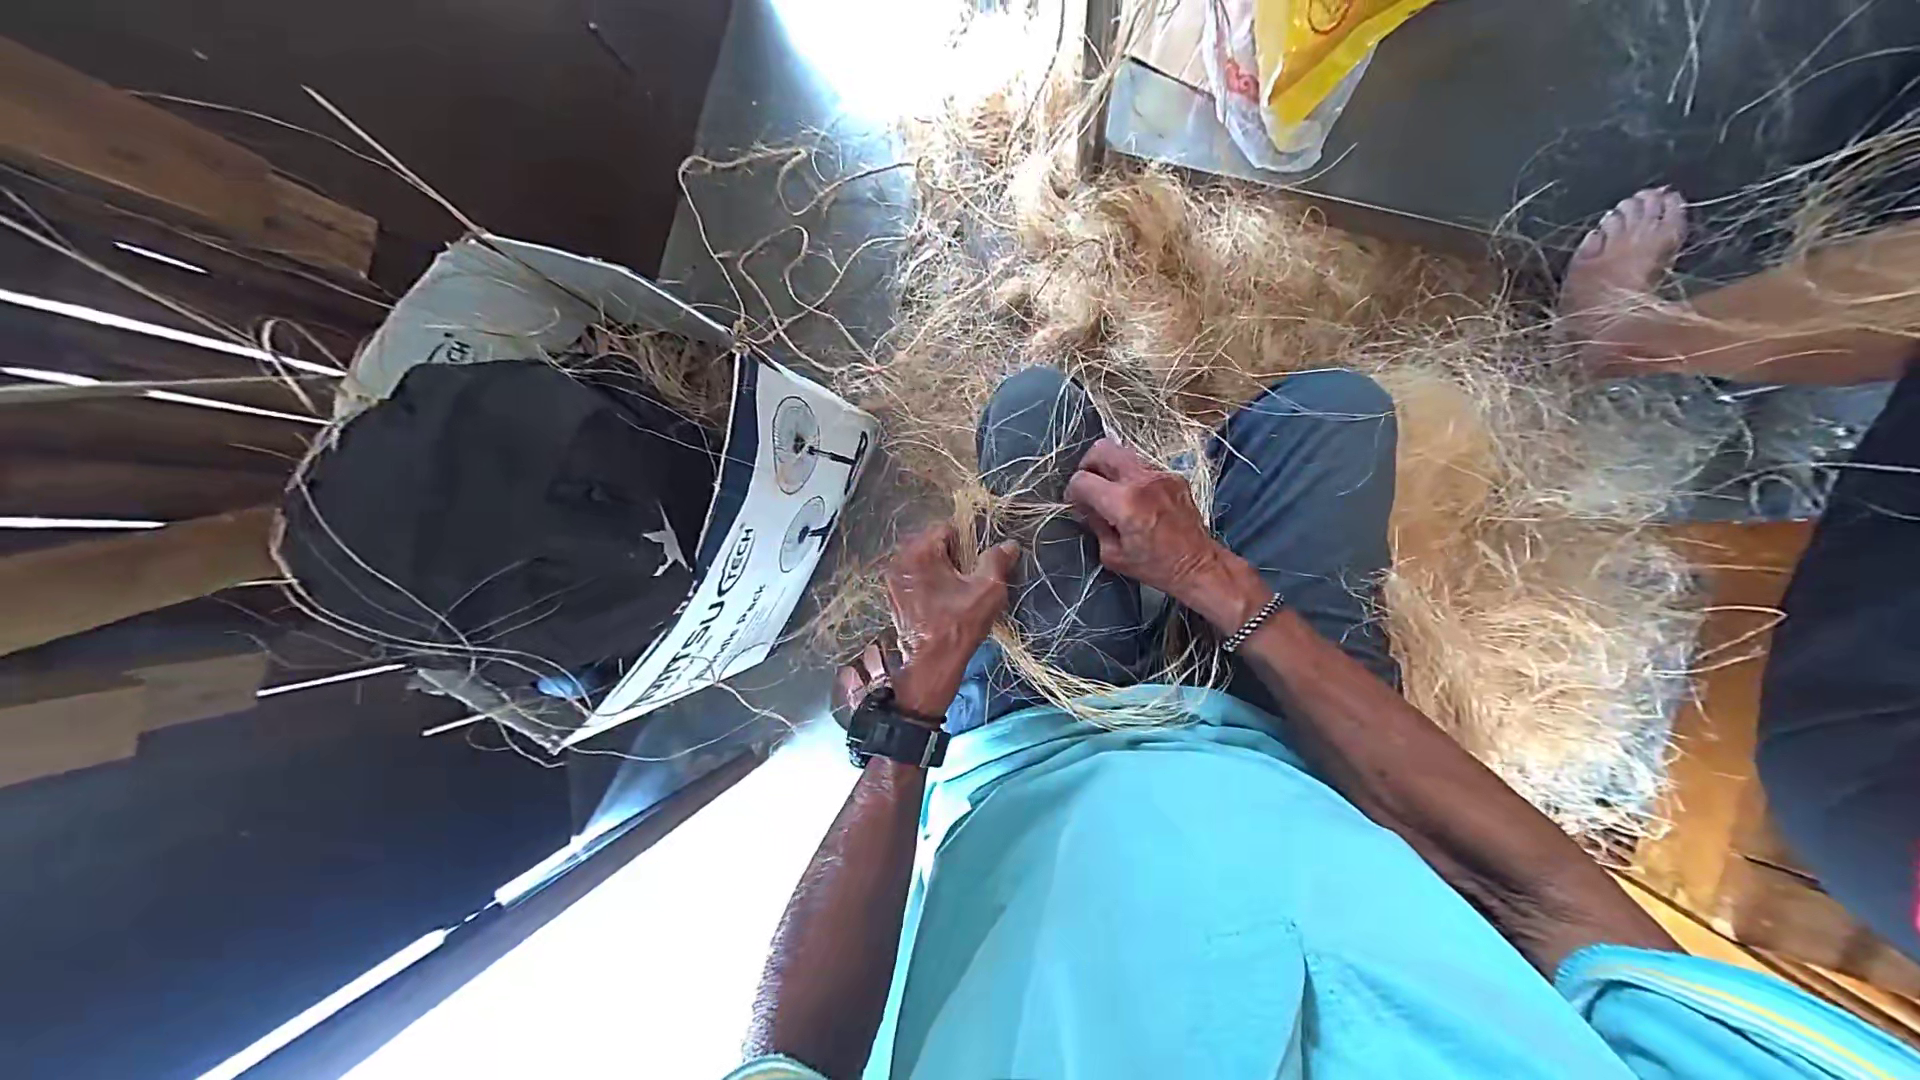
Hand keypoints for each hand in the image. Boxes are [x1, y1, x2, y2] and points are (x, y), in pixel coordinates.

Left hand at [884, 524, 1019, 713]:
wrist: (931, 666)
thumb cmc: (959, 625)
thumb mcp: (988, 589)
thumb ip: (997, 560)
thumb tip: (1009, 545)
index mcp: (919, 551)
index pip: (947, 528)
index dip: (968, 540)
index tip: (979, 560)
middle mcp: (900, 560)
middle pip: (934, 544)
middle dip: (955, 555)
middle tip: (971, 577)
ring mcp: (894, 580)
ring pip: (926, 562)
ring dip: (944, 570)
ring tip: (960, 590)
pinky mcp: (894, 597)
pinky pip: (917, 578)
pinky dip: (932, 583)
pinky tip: (946, 601)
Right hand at [1065, 439, 1270, 628]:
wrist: (1197, 564)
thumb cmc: (1155, 566)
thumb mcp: (1112, 554)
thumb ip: (1095, 524)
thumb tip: (1086, 507)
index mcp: (1124, 503)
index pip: (1082, 480)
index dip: (1072, 492)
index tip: (1076, 504)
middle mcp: (1142, 481)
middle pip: (1101, 449)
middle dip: (1087, 465)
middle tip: (1089, 486)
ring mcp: (1160, 474)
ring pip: (1123, 452)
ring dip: (1110, 467)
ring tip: (1111, 490)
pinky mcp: (1173, 476)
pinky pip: (1142, 465)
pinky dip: (1131, 476)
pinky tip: (1135, 497)